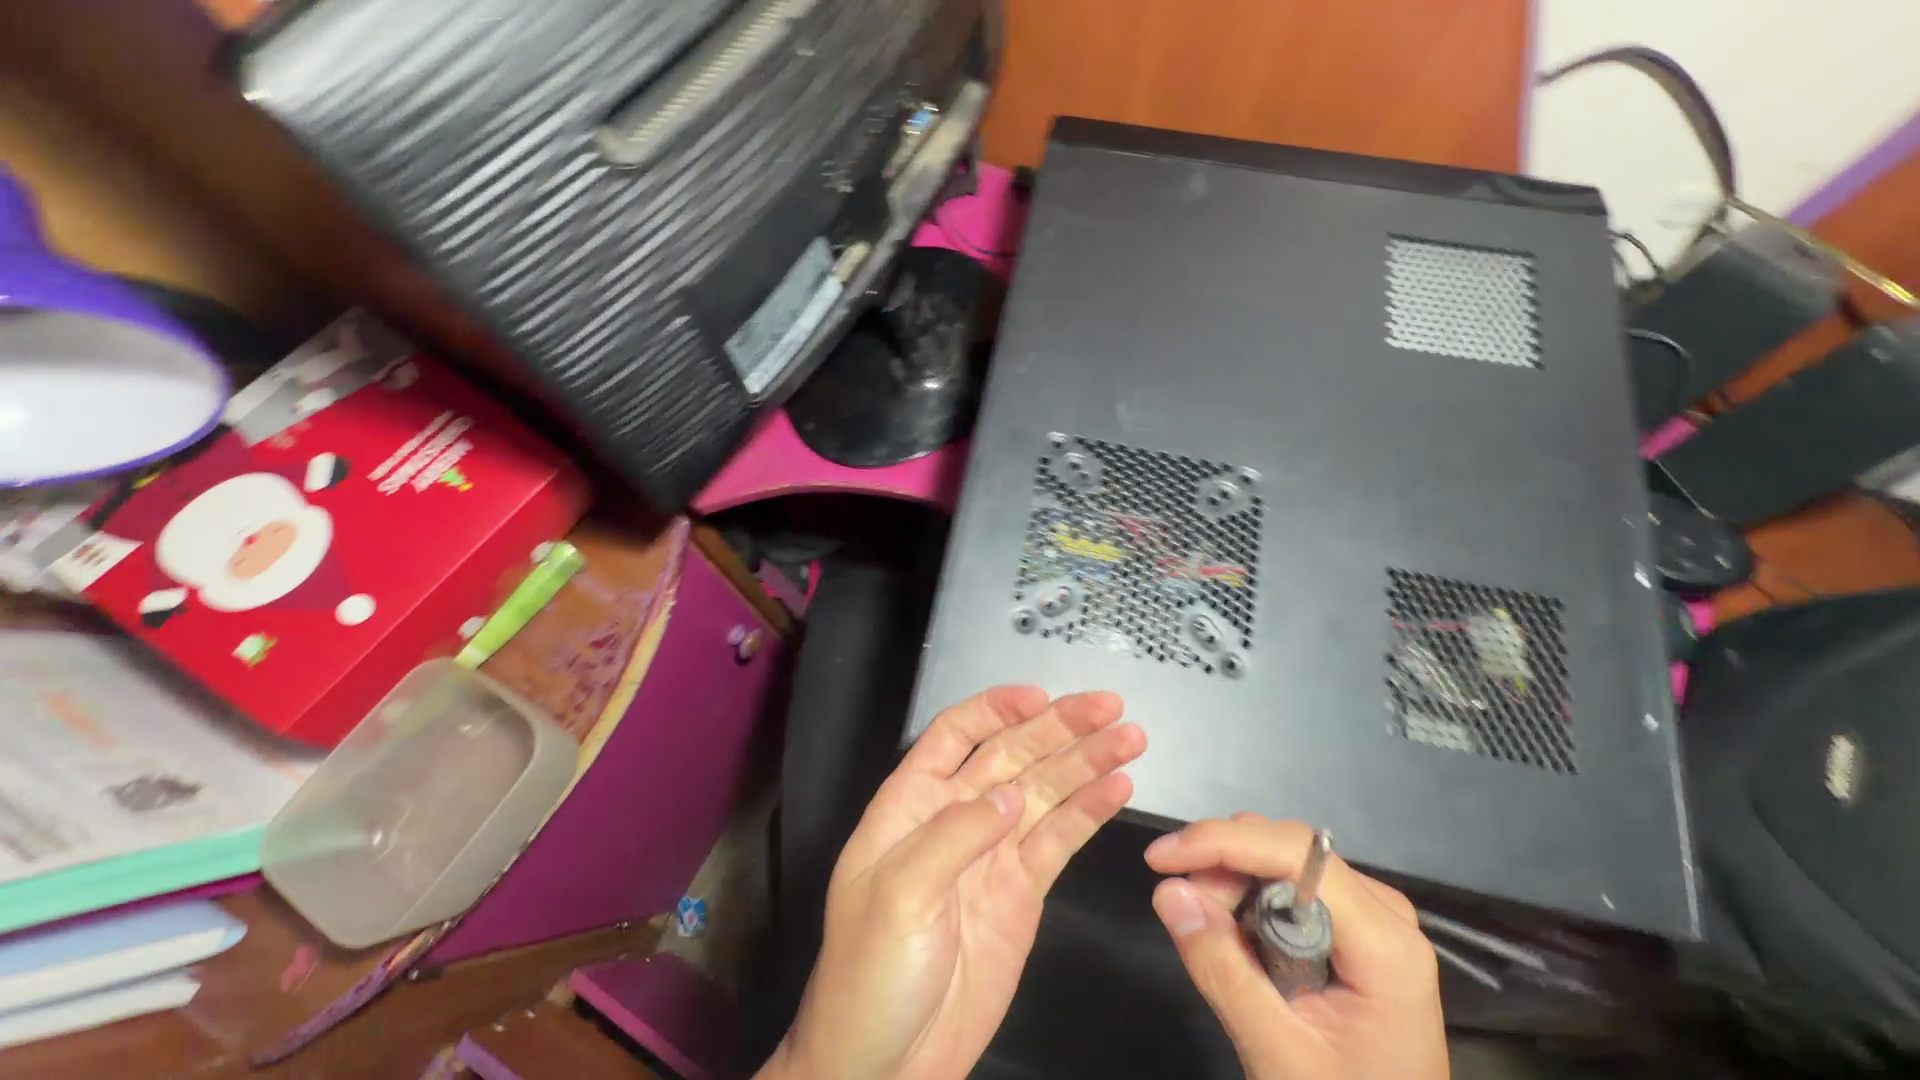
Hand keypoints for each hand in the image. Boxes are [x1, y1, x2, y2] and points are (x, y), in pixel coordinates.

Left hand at [763, 686, 1144, 1079]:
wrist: (888, 1062)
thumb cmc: (868, 973)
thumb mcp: (896, 894)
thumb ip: (953, 836)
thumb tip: (1010, 794)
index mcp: (909, 806)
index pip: (954, 737)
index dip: (996, 710)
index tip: (1039, 695)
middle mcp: (955, 819)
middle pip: (1012, 757)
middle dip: (1059, 728)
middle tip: (1108, 706)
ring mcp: (993, 855)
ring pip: (1045, 794)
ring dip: (1086, 763)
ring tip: (1129, 738)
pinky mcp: (1023, 892)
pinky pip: (1059, 842)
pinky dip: (1088, 813)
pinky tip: (1116, 788)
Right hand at [1145, 815, 1447, 1079]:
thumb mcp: (1278, 1053)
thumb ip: (1223, 971)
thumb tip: (1168, 892)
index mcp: (1383, 942)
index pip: (1294, 853)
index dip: (1221, 843)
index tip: (1158, 859)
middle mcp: (1384, 912)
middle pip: (1287, 850)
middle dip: (1223, 867)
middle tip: (1186, 914)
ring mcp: (1373, 917)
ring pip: (1284, 861)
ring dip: (1233, 883)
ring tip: (1213, 935)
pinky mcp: (1356, 929)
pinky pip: (1292, 886)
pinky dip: (1250, 900)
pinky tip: (1237, 939)